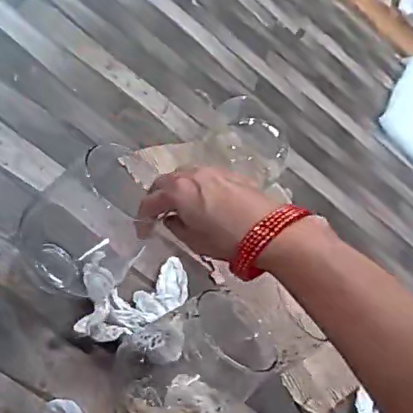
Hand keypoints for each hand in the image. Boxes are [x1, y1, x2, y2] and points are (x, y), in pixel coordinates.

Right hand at [139, 165, 290, 261]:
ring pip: (184, 176)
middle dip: (156, 198)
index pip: (150, 201)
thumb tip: (171, 220)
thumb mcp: (193, 240)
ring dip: (176, 190)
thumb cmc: (226, 239)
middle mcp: (192, 175)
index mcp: (178, 191)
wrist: (269, 231)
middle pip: (165, 182)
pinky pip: (203, 178)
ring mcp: (213, 172)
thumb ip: (176, 227)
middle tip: (155, 215)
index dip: (143, 218)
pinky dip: (194, 188)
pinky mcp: (230, 175)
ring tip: (177, 208)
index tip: (143, 232)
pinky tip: (199, 202)